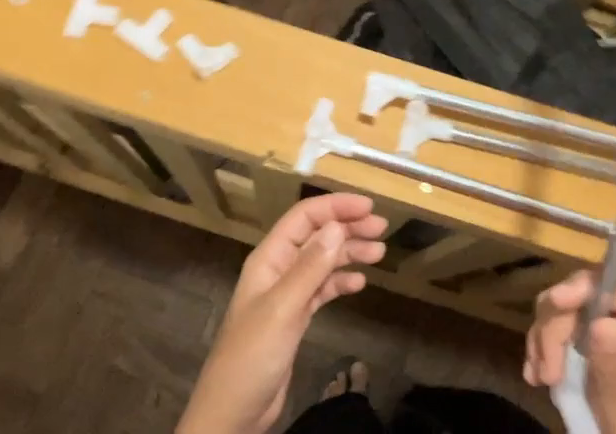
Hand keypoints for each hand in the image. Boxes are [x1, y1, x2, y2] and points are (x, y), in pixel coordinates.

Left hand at [177, 193, 388, 433]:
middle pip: (316, 236)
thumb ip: (310, 267)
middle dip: (348, 227)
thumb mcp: (283, 308)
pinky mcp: (295, 318)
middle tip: (382, 228)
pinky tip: (359, 283)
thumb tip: (337, 226)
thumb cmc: (252, 354)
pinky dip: (340, 282)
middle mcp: (278, 269)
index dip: (335, 207)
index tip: (368, 206)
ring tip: (380, 253)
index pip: (304, 218)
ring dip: (349, 254)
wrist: (233, 410)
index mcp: (269, 258)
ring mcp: (286, 294)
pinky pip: (322, 290)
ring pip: (322, 262)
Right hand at [524, 271, 615, 433]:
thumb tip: (603, 322)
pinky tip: (537, 375)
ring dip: (546, 337)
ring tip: (540, 377)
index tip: (554, 303)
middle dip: (558, 323)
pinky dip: (544, 347)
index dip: (586, 287)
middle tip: (545, 371)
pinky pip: (563, 329)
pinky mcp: (597, 349)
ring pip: (570, 308)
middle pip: (590, 295)